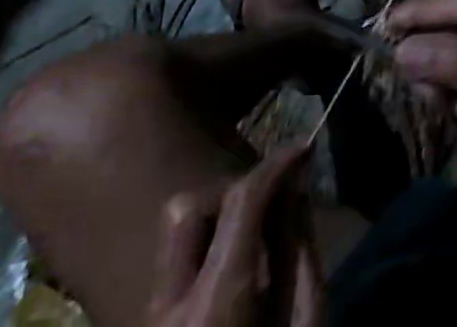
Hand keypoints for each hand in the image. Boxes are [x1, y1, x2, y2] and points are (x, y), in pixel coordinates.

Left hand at [146, 142, 322, 326]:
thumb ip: (299, 258)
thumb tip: (296, 192)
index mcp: (218, 308)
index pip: (242, 205)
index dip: (276, 166)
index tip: (305, 147)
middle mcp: (172, 306)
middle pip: (188, 206)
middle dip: (232, 191)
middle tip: (270, 207)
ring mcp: (154, 316)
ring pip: (175, 229)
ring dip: (217, 217)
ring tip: (254, 241)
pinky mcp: (151, 321)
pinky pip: (175, 259)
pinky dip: (208, 245)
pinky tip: (235, 269)